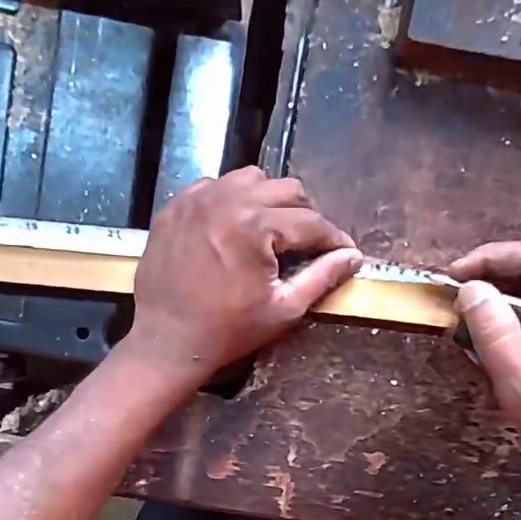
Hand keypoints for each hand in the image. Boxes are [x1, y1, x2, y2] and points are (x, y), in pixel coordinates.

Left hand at [127, 166, 362, 379]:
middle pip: (287, 189)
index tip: (346, 252)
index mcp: (255, 226)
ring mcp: (197, 199)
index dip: (334, 238)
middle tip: (308, 244)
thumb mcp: (285, 307)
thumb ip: (323, 276)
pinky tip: (236, 226)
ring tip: (272, 230)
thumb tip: (353, 256)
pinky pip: (217, 185)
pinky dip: (234, 199)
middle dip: (306, 215)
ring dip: (271, 200)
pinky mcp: (176, 206)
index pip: (311, 222)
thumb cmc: (229, 330)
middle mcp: (227, 200)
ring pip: (252, 179)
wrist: (167, 341)